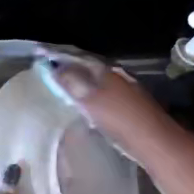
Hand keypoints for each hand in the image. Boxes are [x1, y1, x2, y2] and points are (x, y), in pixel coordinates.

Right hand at [41, 57, 176, 160]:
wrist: (155, 142)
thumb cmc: (121, 119)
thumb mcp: (91, 99)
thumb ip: (73, 82)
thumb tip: (57, 67)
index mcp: (105, 70)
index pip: (77, 56)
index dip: (57, 54)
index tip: (38, 51)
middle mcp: (116, 75)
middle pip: (87, 66)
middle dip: (68, 64)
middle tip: (48, 65)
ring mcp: (124, 90)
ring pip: (95, 80)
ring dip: (78, 79)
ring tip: (60, 82)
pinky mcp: (128, 107)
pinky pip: (101, 94)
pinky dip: (88, 94)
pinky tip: (83, 103)